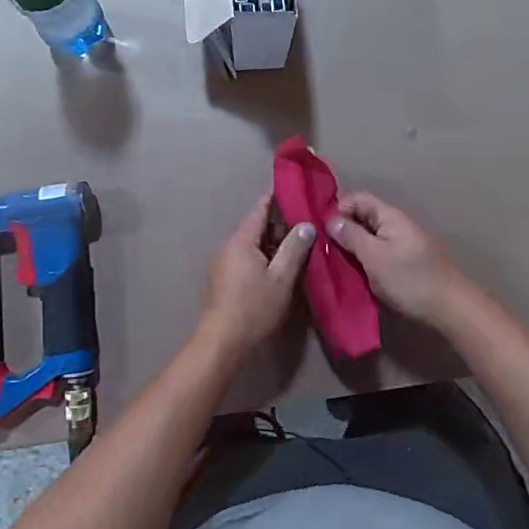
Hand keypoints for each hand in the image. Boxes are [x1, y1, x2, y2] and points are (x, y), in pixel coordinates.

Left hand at [197, 194, 316, 356]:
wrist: (222, 340)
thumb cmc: (254, 307)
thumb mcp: (281, 278)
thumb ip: (294, 249)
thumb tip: (306, 224)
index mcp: (241, 241)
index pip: (260, 210)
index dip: (276, 198)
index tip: (292, 188)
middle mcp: (228, 247)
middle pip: (256, 227)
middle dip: (279, 224)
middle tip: (306, 223)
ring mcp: (223, 263)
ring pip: (251, 244)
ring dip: (272, 243)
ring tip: (297, 245)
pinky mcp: (223, 279)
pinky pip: (245, 258)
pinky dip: (263, 257)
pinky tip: (279, 266)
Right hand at [326, 191, 471, 324]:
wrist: (448, 308)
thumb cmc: (409, 279)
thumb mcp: (374, 256)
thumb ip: (351, 236)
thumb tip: (331, 220)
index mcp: (390, 216)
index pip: (357, 198)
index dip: (336, 207)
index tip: (316, 226)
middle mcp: (396, 225)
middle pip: (361, 217)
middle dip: (340, 228)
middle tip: (319, 245)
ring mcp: (401, 244)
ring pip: (368, 236)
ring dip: (350, 245)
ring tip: (329, 259)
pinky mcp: (403, 262)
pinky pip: (376, 252)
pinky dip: (362, 258)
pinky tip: (349, 270)